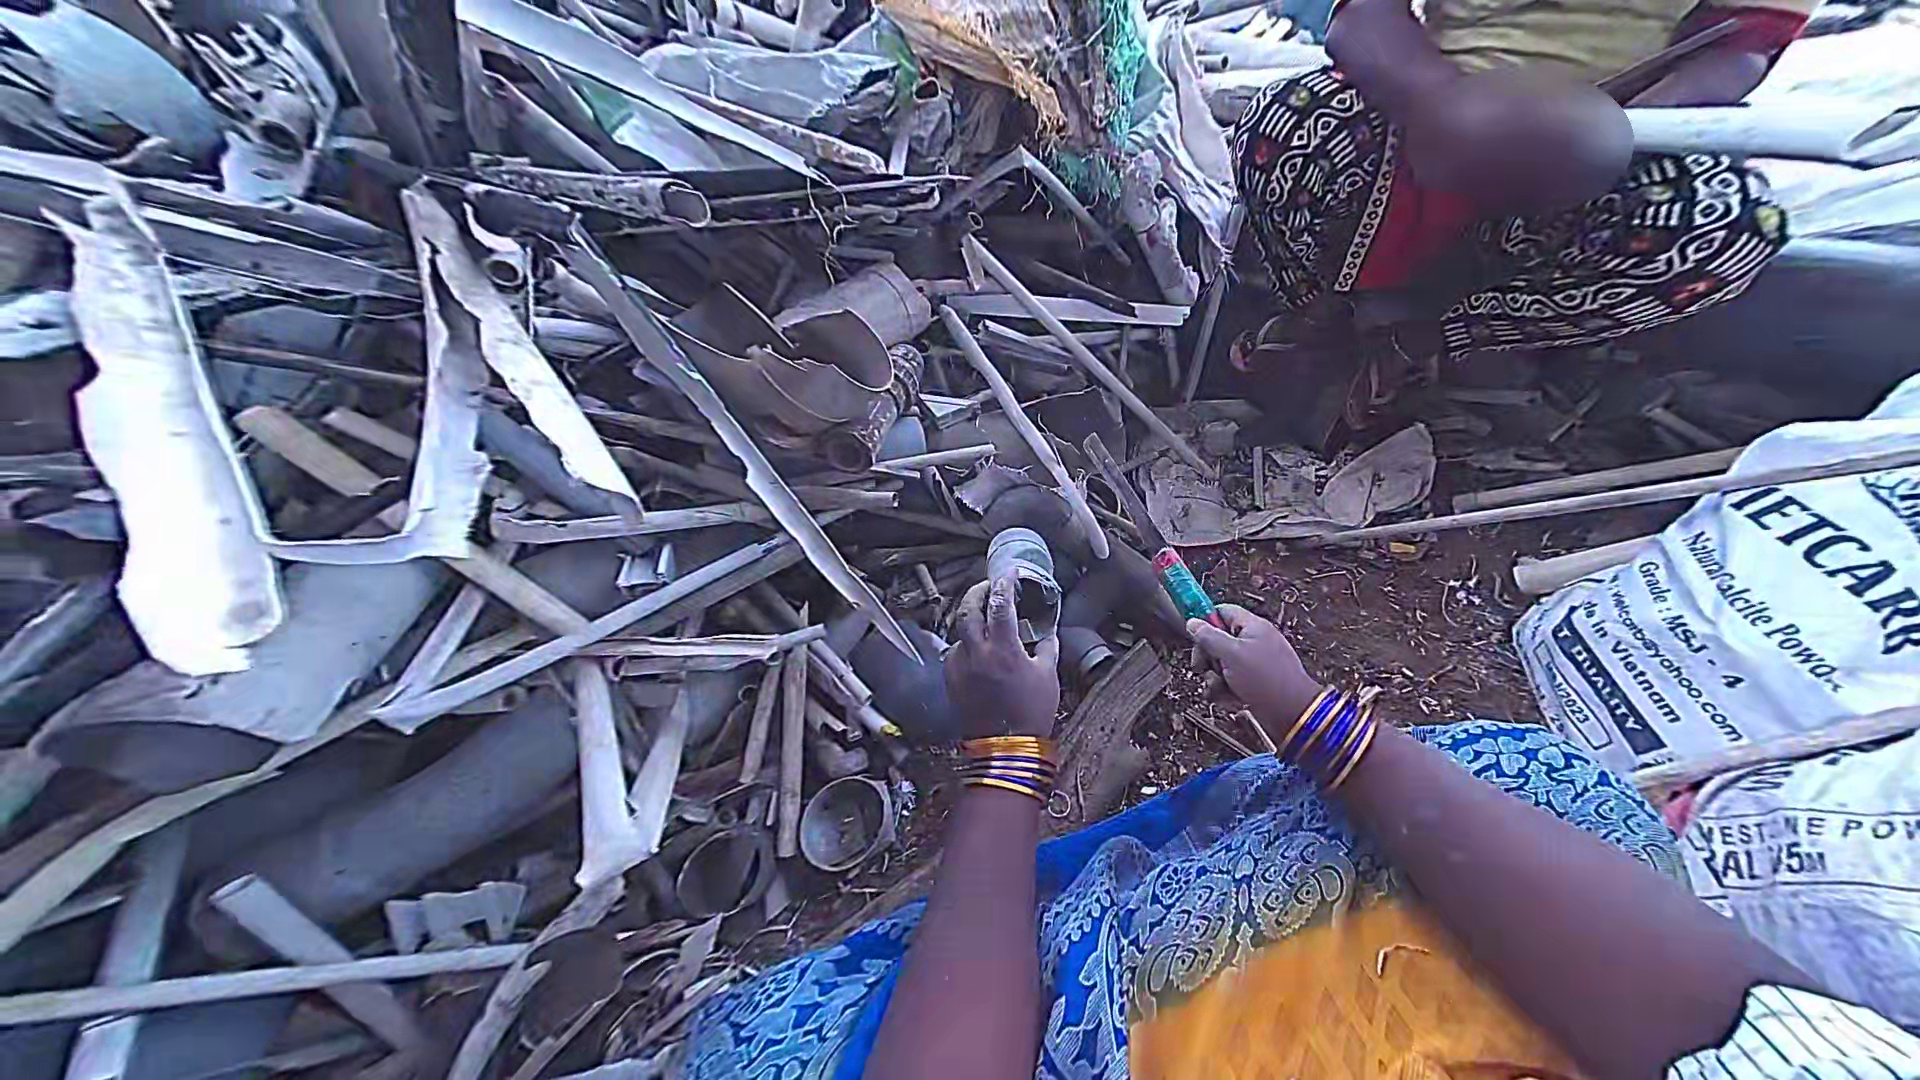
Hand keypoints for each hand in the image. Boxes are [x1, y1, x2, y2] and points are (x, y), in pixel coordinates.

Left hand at [945, 576, 1060, 738]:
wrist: (1005, 748)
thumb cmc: (1030, 714)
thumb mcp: (1047, 676)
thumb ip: (1046, 647)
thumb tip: (1047, 631)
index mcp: (1003, 650)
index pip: (999, 603)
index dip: (1004, 583)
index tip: (1009, 575)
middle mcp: (977, 653)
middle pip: (968, 608)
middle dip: (977, 591)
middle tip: (988, 586)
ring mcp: (960, 665)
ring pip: (959, 629)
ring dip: (971, 617)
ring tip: (984, 615)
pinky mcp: (951, 678)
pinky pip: (955, 650)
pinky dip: (966, 642)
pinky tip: (978, 646)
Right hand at [1187, 604, 1322, 741]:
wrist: (1294, 714)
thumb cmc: (1268, 680)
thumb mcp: (1231, 654)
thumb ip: (1208, 637)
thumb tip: (1192, 623)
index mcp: (1253, 627)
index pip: (1222, 612)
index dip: (1206, 621)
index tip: (1194, 635)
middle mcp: (1254, 643)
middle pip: (1217, 640)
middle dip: (1207, 655)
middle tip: (1202, 666)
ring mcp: (1254, 664)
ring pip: (1221, 663)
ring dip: (1214, 676)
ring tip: (1221, 686)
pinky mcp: (1253, 683)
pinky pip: (1229, 681)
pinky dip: (1224, 690)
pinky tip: (1228, 697)